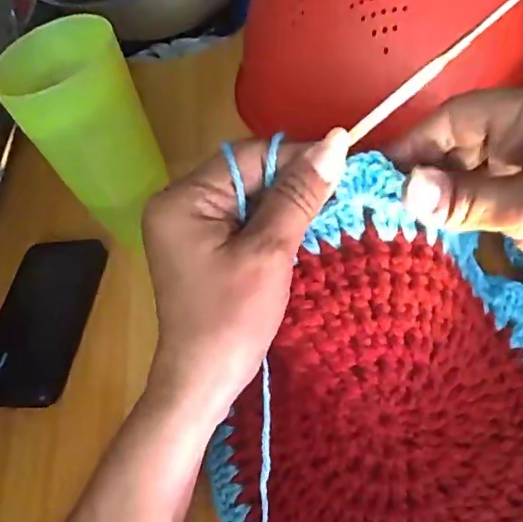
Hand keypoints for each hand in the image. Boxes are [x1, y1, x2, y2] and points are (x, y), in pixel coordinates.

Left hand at [141, 130, 350, 420]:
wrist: (201, 380)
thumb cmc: (231, 321)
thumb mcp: (268, 253)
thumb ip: (299, 195)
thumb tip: (336, 141)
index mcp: (181, 200)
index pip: (248, 157)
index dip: (298, 157)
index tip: (346, 163)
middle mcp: (176, 206)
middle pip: (245, 175)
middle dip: (291, 184)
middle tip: (341, 193)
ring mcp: (185, 229)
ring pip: (246, 200)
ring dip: (285, 206)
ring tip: (326, 214)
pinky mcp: (198, 250)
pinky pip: (239, 223)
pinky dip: (268, 227)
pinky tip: (297, 235)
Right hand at [389, 83, 522, 325]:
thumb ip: (465, 197)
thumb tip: (404, 188)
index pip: (461, 114)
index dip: (415, 144)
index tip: (377, 178)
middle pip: (460, 136)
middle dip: (423, 167)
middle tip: (386, 202)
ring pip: (465, 161)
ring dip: (435, 187)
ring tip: (403, 215)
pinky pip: (477, 183)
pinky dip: (452, 201)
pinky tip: (432, 221)